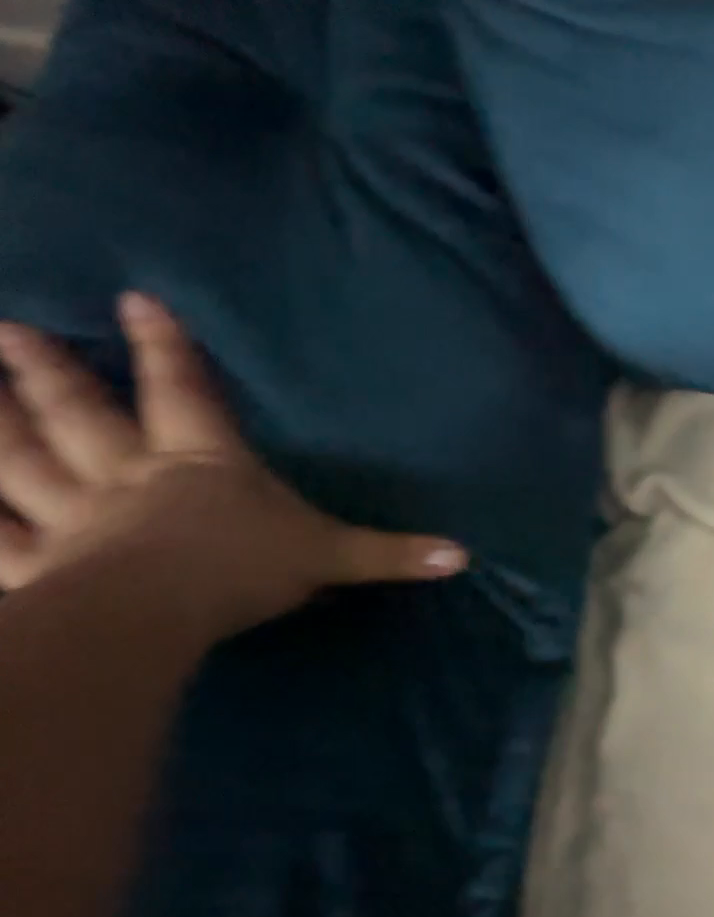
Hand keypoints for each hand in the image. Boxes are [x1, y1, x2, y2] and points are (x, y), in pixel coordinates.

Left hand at [0, 293, 466, 636]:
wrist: (151, 616)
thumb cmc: (243, 570)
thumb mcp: (334, 556)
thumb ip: (392, 553)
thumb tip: (465, 556)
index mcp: (202, 465)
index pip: (185, 395)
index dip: (166, 350)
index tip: (133, 300)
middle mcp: (128, 477)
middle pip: (82, 417)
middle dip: (49, 374)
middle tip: (9, 328)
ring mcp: (72, 519)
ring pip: (18, 463)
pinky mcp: (35, 565)